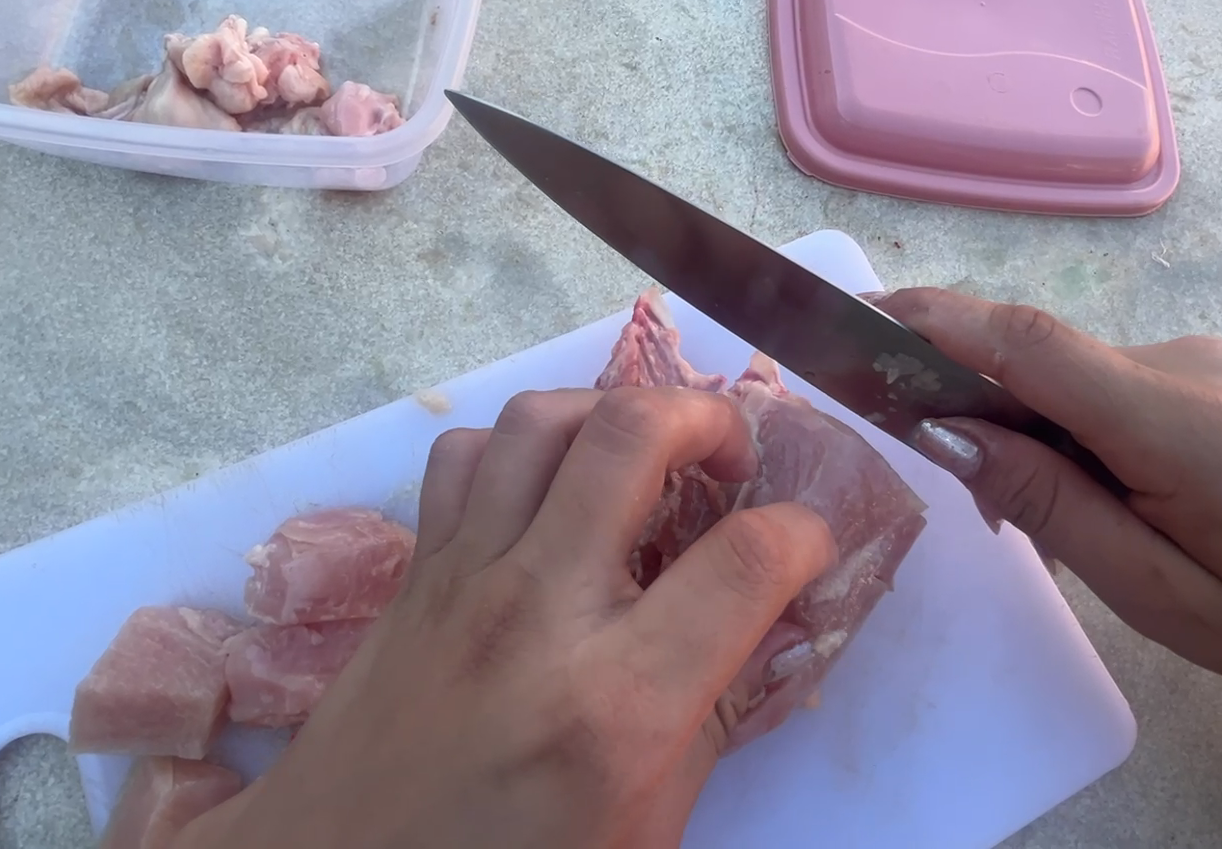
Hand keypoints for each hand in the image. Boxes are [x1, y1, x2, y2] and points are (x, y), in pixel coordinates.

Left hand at [184, 387, 835, 848]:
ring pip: (541, 418)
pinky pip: (466, 453)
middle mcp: (539, 609)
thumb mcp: (649, 820)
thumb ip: (719, 706)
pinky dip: (519, 447)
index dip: (801, 534)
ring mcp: (465, 572)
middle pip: (632, 432)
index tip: (804, 539)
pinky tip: (544, 488)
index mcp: (618, 702)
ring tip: (639, 457)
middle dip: (706, 417)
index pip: (744, 564)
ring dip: (609, 414)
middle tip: (726, 457)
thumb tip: (774, 611)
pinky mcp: (417, 562)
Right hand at [879, 287, 1221, 847]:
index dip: (936, 319)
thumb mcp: (1153, 592)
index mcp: (1181, 422)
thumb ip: (1045, 503)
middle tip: (960, 484)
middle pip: (1034, 357)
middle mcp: (1186, 364)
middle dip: (968, 399)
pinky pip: (1098, 381)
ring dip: (1018, 421)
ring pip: (1062, 372)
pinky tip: (1088, 489)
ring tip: (1035, 511)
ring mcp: (1200, 361)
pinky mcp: (1204, 374)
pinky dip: (1059, 421)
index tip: (860, 313)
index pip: (1029, 344)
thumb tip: (944, 434)